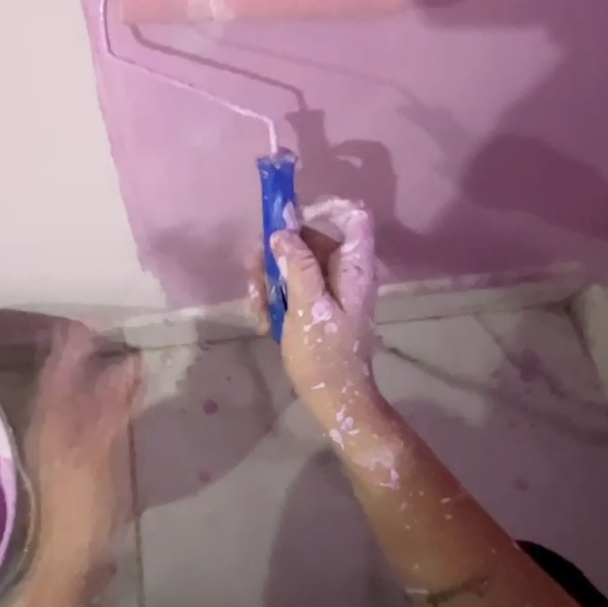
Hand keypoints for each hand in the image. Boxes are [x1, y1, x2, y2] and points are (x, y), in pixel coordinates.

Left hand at [26, 328, 140, 582]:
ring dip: (85, 375)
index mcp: (51, 419)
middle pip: (61, 380)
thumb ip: (113, 405)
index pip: (59, 369)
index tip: (89, 320)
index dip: (71, 344)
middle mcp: (50, 425)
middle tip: (94, 330)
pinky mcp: (73, 460)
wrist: (71, 558)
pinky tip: (109, 397)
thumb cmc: (81, 503)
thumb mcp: (98, 451)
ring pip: (69, 397)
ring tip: (99, 354)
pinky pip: (82, 416)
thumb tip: (129, 362)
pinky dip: (96, 400)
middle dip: (75, 356)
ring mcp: (60, 443)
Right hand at [248, 197, 379, 419]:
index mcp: (353, 268)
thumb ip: (298, 266)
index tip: (290, 219)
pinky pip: (292, 285)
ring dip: (269, 281)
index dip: (325, 207)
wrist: (335, 400)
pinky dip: (275, 298)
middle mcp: (345, 272)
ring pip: (294, 263)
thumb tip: (283, 233)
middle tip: (254, 277)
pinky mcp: (318, 304)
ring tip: (259, 309)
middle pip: (309, 240)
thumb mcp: (307, 308)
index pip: (353, 216)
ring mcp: (331, 288)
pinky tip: (266, 321)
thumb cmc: (324, 355)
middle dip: (276, 255)